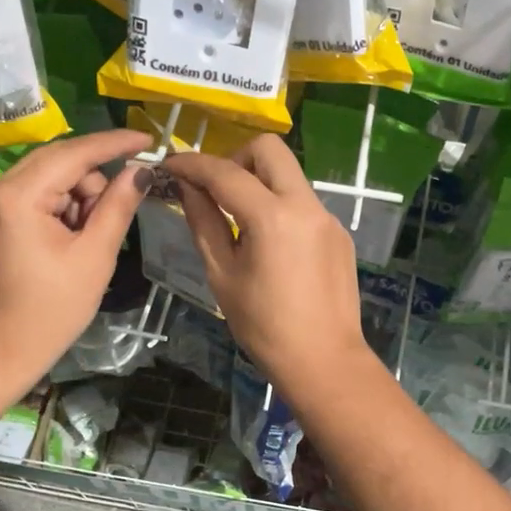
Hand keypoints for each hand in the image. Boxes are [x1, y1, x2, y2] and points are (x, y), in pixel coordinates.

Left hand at [0, 129, 149, 379]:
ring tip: (91, 241)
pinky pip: (41, 195)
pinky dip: (65, 209)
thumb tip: (141, 170)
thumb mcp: (94, 256)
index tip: (150, 140)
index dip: (114, 143)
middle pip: (62, 161)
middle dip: (97, 180)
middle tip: (121, 211)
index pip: (75, 153)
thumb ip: (118, 206)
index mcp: (19, 195)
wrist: (2, 349)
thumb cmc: (53, 309)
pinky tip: (76, 239)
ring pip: (53, 177)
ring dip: (81, 198)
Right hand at [163, 135, 374, 392]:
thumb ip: (204, 223)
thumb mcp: (223, 275)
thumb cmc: (264, 327)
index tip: (171, 165)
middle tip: (216, 190)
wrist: (323, 360)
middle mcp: (306, 206)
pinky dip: (281, 208)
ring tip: (240, 222)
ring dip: (260, 183)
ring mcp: (328, 219)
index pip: (225, 172)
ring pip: (290, 176)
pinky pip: (305, 204)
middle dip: (235, 158)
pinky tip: (272, 247)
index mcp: (273, 217)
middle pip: (270, 149)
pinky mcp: (340, 235)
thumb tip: (188, 188)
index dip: (192, 164)